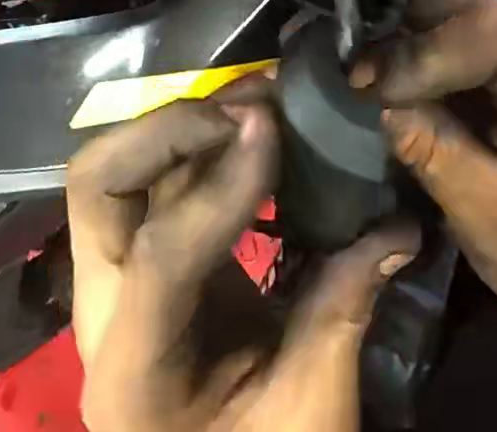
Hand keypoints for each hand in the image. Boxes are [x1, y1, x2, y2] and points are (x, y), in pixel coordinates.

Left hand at [66, 97, 420, 431]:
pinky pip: (153, 176)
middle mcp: (100, 308)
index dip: (222, 186)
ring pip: (118, 167)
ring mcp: (112, 273)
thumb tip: (397, 226)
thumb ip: (343, 312)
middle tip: (252, 108)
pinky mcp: (140, 252)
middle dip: (170, 129)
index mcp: (135, 370)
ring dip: (186, 121)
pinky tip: (250, 123)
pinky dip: (199, 139)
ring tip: (259, 96)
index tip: (273, 126)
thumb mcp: (307, 412)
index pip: (161, 256)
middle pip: (98, 185)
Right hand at [354, 0, 496, 344]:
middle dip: (401, 25)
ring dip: (401, 29)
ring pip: (452, 4)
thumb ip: (438, 159)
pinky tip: (385, 70)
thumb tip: (380, 103)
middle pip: (465, 3)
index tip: (374, 93)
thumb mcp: (495, 224)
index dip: (423, 53)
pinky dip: (411, 40)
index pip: (488, 32)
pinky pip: (451, 26)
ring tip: (362, 71)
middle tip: (355, 69)